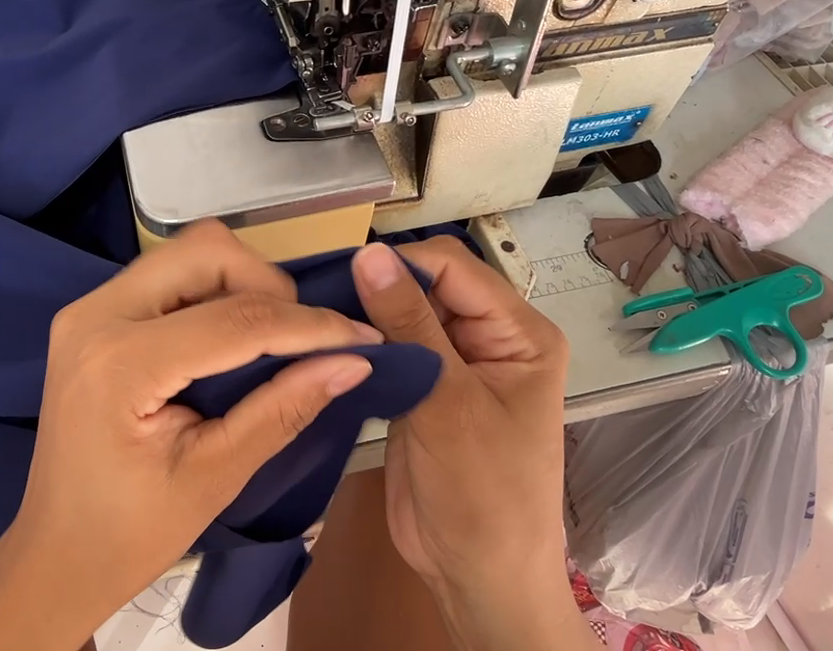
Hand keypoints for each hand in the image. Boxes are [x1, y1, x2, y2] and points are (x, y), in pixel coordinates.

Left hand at [0, 223, 380, 649]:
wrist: (57, 550)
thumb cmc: (131, 531)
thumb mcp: (215, 475)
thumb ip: (283, 408)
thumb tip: (351, 360)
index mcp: (120, 364)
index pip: (234, 318)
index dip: (307, 325)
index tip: (361, 337)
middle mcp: (97, 314)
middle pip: (206, 252)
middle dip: (268, 285)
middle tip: (302, 338)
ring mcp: (89, 307)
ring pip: (188, 252)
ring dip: (241, 282)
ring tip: (272, 337)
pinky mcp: (95, 311)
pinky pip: (169, 273)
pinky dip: (213, 290)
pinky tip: (233, 335)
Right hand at [352, 238, 593, 650]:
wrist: (477, 580)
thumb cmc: (483, 495)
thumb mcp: (448, 404)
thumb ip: (408, 323)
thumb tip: (367, 252)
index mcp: (518, 331)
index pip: (453, 269)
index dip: (400, 263)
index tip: (340, 272)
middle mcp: (489, 336)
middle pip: (427, 286)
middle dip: (378, 287)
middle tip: (318, 293)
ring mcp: (453, 363)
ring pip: (402, 314)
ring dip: (365, 314)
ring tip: (313, 313)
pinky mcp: (423, 387)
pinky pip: (390, 347)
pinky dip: (362, 343)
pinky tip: (325, 341)